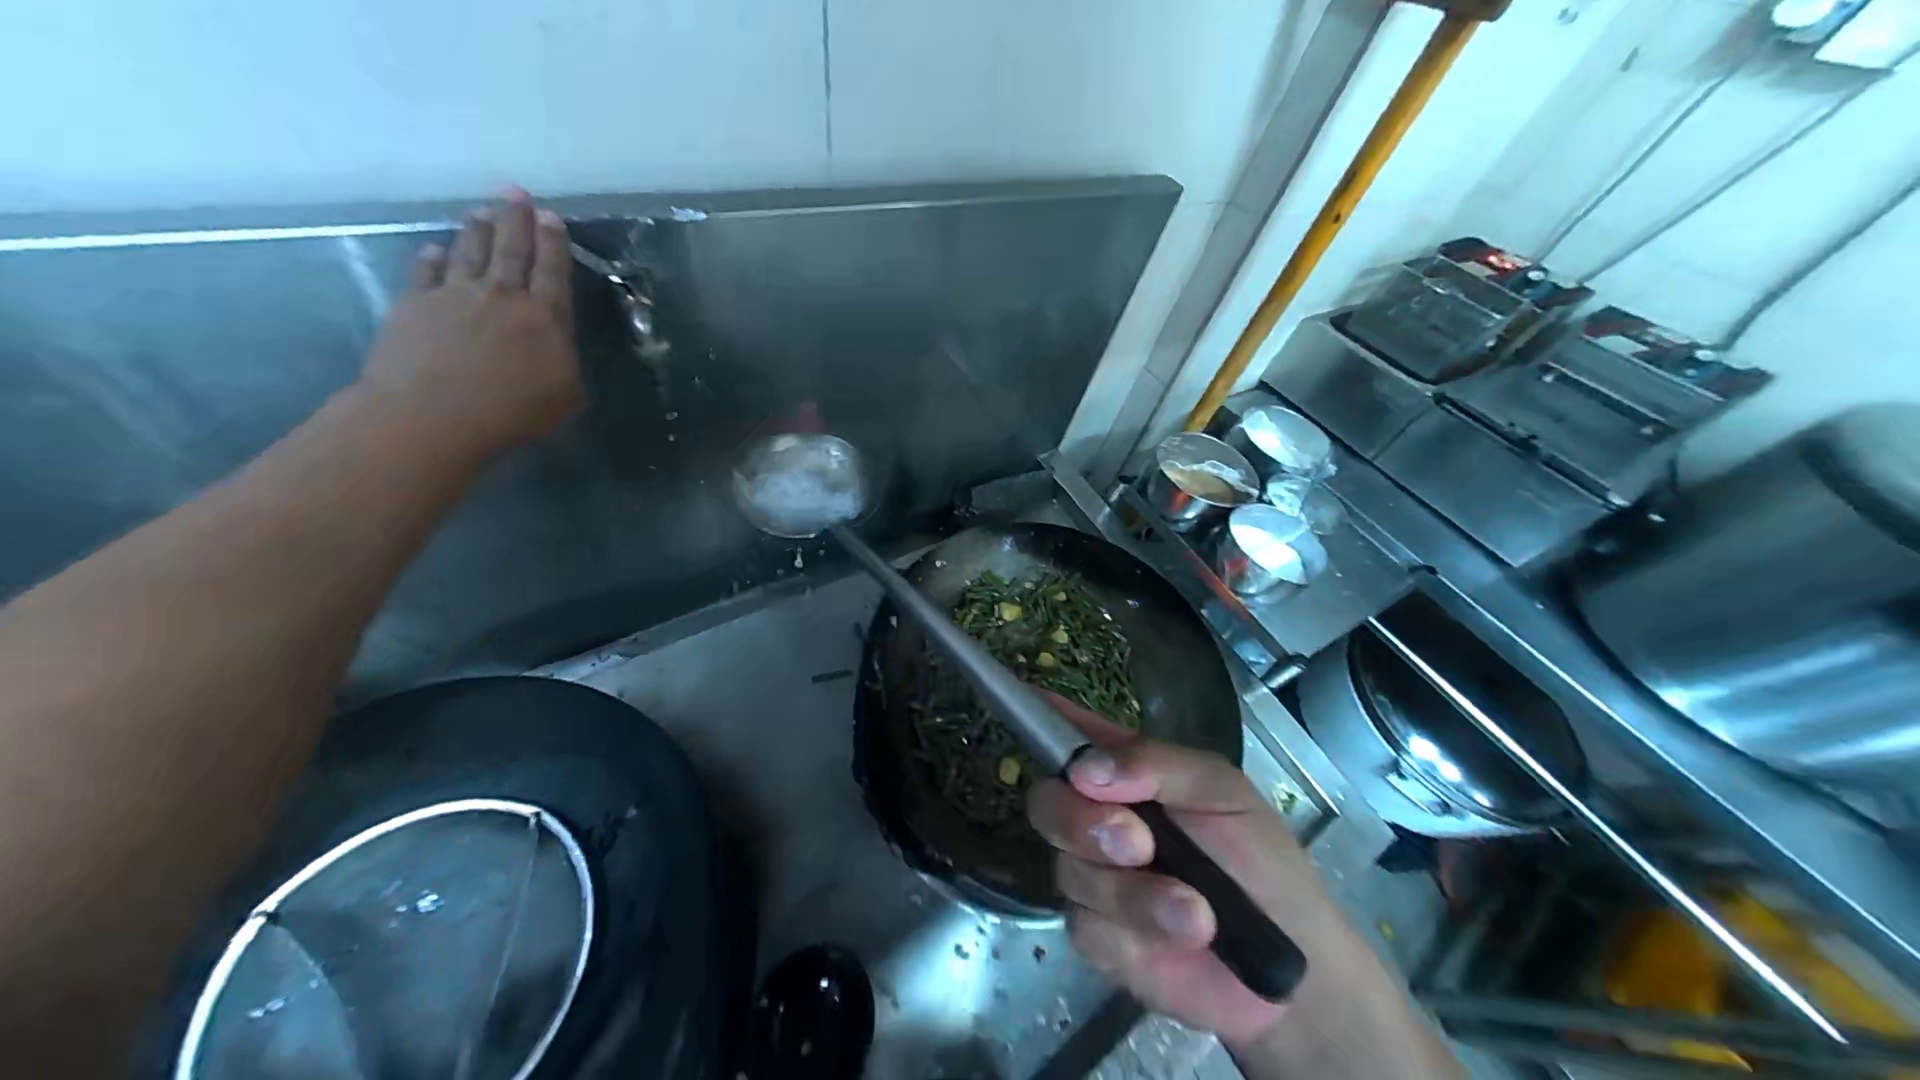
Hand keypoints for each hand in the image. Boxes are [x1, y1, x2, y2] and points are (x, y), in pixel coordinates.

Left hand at [359, 187, 583, 454]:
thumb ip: (565, 364)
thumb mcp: (565, 396)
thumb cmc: (512, 411)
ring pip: (469, 253)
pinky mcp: (413, 305)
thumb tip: (557, 348)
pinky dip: (430, 258)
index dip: (554, 243)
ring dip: (477, 230)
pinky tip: (432, 249)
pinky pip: (424, 272)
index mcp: (545, 318)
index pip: (553, 271)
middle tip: (516, 192)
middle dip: (516, 219)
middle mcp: (501, 296)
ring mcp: (453, 296)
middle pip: (511, 250)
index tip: (551, 216)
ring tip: (482, 211)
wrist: (433, 414)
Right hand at [1025, 695, 1349, 1049]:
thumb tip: (1083, 767)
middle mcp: (1098, 817)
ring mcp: (1093, 877)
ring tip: (1194, 909)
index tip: (1017, 693)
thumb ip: (1155, 765)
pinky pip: (1085, 923)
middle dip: (1084, 823)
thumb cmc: (1261, 861)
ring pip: (1067, 868)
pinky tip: (1182, 934)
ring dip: (1131, 890)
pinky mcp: (1096, 935)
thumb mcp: (1221, 792)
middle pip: (1046, 801)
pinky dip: (1137, 929)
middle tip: (1136, 841)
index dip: (1040, 715)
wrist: (1292, 970)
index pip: (1070, 734)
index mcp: (1126, 773)